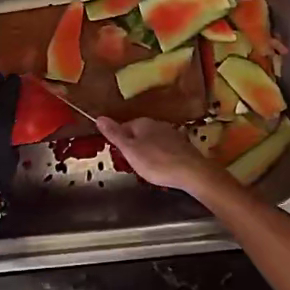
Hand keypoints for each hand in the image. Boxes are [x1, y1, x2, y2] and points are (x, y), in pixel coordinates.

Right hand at [95, 117, 220, 193]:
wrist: (190, 171)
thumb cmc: (156, 162)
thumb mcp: (130, 150)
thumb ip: (115, 134)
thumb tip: (99, 117)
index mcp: (143, 123)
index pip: (124, 126)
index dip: (119, 141)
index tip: (117, 156)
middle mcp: (157, 124)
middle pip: (138, 133)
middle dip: (133, 147)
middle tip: (129, 164)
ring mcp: (171, 133)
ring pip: (152, 141)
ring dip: (146, 152)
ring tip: (144, 168)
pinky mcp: (181, 145)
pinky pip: (164, 148)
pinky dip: (159, 156)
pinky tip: (160, 167)